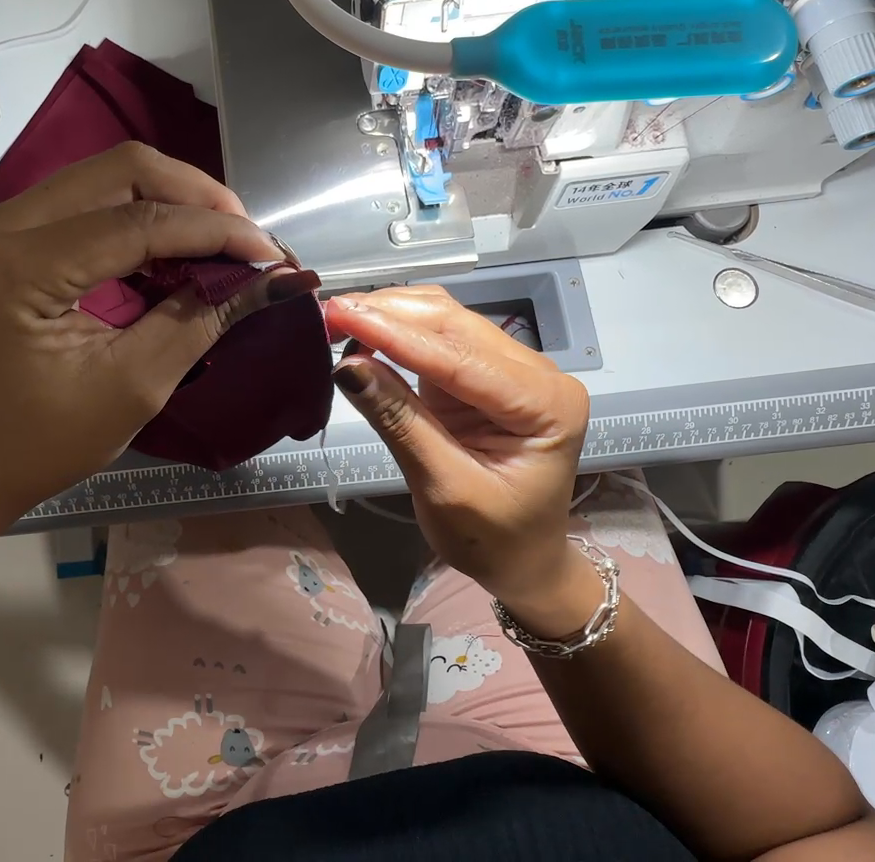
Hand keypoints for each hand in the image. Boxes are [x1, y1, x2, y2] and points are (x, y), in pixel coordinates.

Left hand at [0, 142, 320, 538]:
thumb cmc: (49, 440)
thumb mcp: (135, 385)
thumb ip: (202, 319)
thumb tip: (274, 279)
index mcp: (18, 270)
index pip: (136, 224)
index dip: (214, 231)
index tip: (272, 254)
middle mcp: (1, 227)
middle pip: (122, 172)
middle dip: (198, 198)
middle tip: (247, 240)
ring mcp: (2, 223)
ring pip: (111, 176)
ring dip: (175, 201)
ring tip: (223, 243)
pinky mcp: (14, 233)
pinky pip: (93, 198)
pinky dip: (146, 215)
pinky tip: (180, 248)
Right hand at [324, 287, 590, 610]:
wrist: (522, 561)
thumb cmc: (493, 538)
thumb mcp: (444, 488)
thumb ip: (399, 422)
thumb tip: (347, 367)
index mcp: (546, 403)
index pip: (461, 358)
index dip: (397, 335)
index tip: (342, 314)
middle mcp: (535, 372)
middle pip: (455, 324)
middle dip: (390, 314)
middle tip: (328, 314)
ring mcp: (510, 368)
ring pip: (445, 321)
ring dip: (391, 314)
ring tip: (338, 318)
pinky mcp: (482, 372)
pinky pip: (438, 338)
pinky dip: (398, 331)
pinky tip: (363, 331)